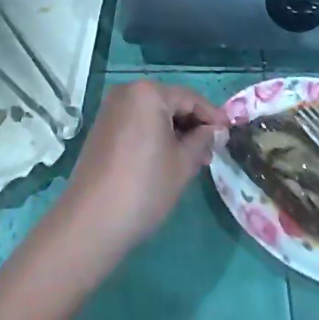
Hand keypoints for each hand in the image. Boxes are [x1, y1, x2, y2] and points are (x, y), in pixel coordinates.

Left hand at [59, 80, 224, 254]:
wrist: (89, 226)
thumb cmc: (144, 188)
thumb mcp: (184, 163)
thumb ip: (203, 140)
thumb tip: (215, 131)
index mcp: (148, 93)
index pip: (191, 99)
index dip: (213, 117)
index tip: (230, 132)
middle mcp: (127, 94)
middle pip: (171, 104)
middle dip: (193, 126)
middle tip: (211, 151)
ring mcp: (110, 112)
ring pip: (154, 116)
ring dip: (176, 133)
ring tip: (193, 160)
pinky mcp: (101, 132)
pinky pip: (138, 125)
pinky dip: (156, 137)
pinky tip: (168, 160)